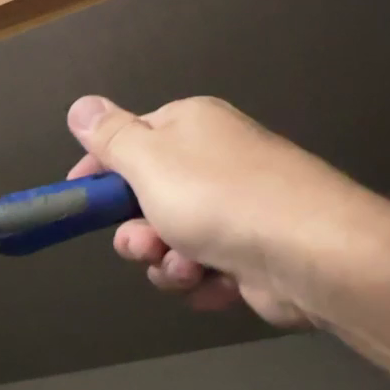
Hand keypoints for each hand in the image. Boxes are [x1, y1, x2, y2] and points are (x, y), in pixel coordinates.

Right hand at [66, 95, 371, 327]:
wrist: (309, 254)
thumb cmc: (219, 198)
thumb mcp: (148, 161)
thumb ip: (110, 137)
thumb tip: (81, 105)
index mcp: (188, 127)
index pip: (127, 141)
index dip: (100, 172)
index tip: (80, 200)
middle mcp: (211, 162)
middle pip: (142, 202)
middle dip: (137, 234)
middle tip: (146, 244)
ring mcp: (233, 210)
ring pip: (167, 243)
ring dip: (168, 264)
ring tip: (190, 268)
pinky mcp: (248, 253)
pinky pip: (200, 270)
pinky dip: (201, 281)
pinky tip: (218, 283)